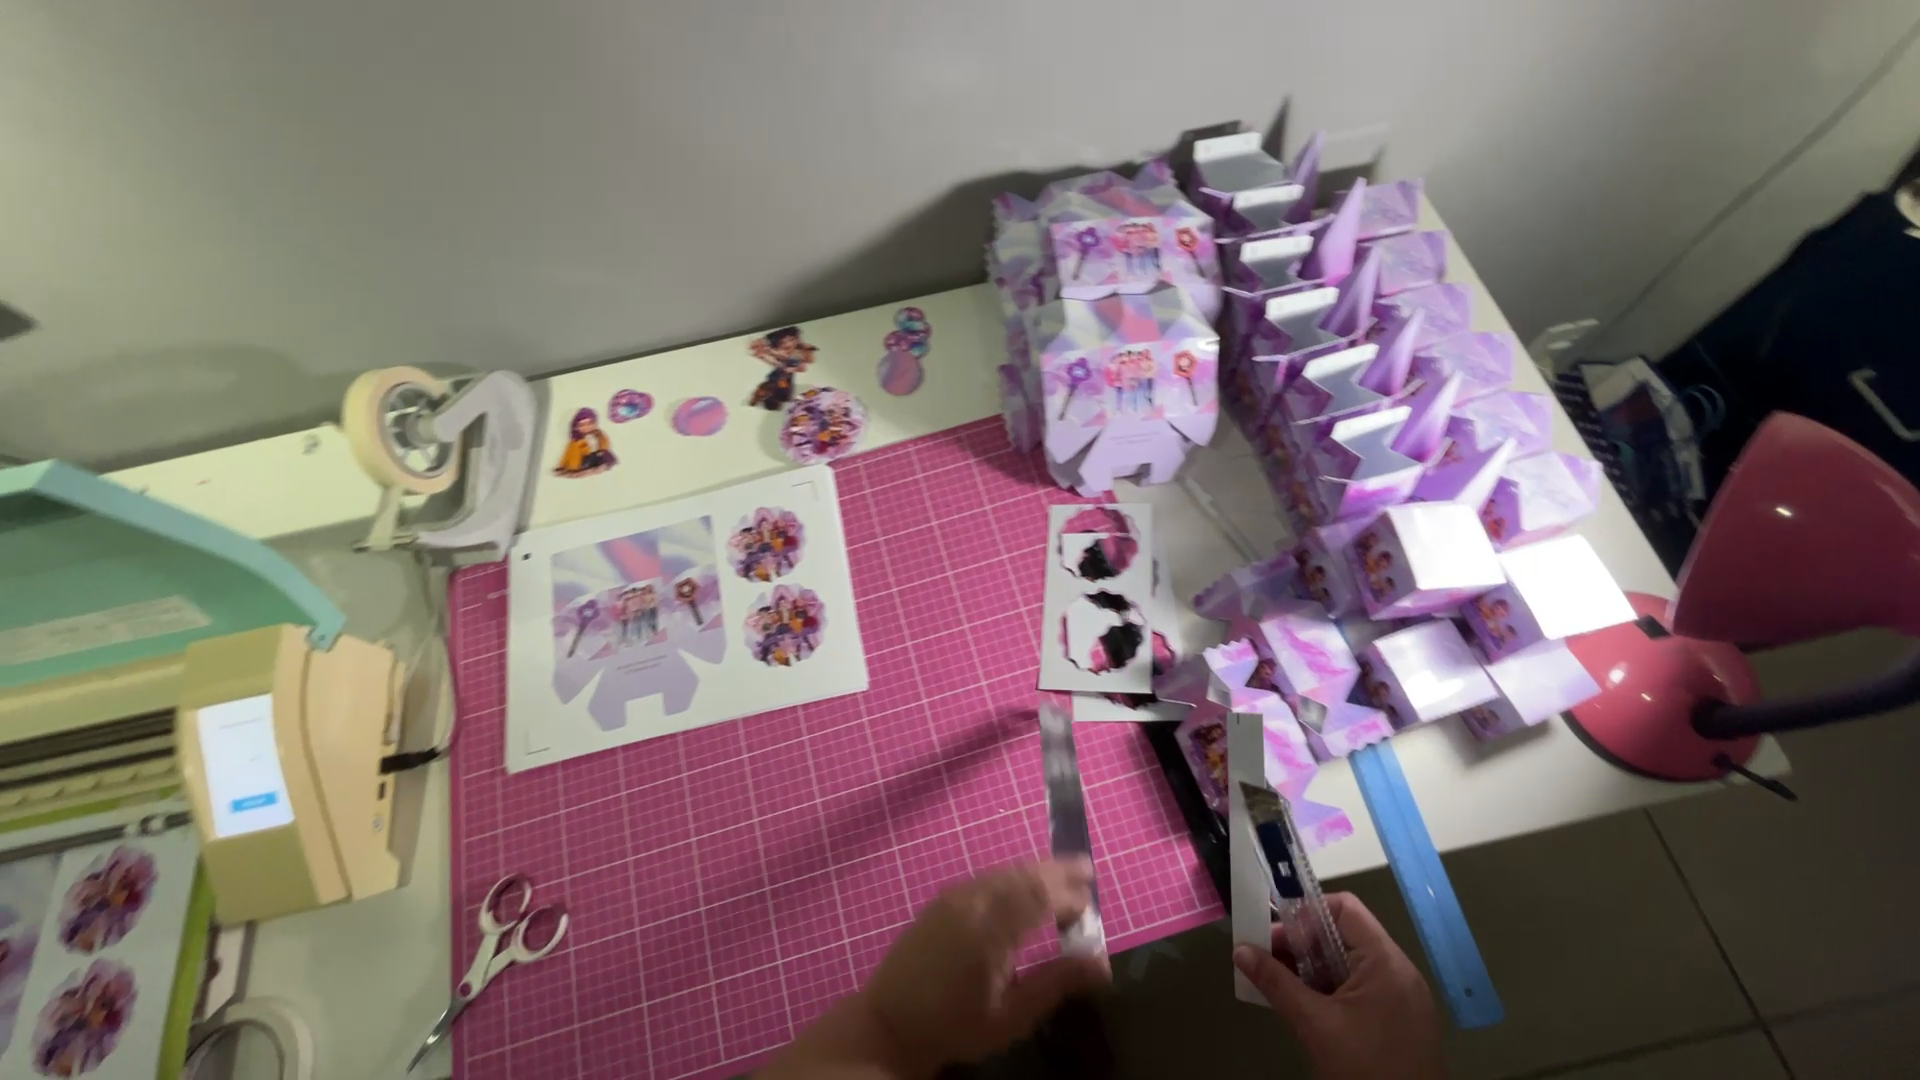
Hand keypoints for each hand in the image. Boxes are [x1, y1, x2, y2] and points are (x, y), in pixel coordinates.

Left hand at [863, 859, 1110, 1075]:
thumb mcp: (1012, 1016)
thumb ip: (1056, 984)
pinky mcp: (943, 899)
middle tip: (1086, 870)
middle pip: (1022, 874)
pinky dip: (1013, 877)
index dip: (1068, 892)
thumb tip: (1101, 965)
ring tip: (1062, 876)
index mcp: (991, 928)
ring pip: (1004, 872)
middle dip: (1056, 870)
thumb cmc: (955, 1025)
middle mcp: (973, 901)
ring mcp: (955, 896)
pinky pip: (987, 877)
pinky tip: (1024, 887)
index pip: (1039, 895)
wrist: (890, 1022)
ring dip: (1035, 871)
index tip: (1091, 898)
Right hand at [1233, 893, 1445, 1079]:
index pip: (1344, 908)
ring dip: (1313, 968)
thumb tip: (1240, 950)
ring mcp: (1403, 999)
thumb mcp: (1314, 1024)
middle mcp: (1398, 972)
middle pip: (1344, 935)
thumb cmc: (1366, 1070)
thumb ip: (1276, 982)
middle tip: (1268, 959)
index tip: (1278, 936)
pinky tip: (1306, 1007)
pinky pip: (1360, 988)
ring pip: (1350, 963)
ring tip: (1281, 984)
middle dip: (1302, 943)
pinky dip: (1331, 989)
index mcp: (1385, 962)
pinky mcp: (1401, 1022)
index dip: (1307, 913)